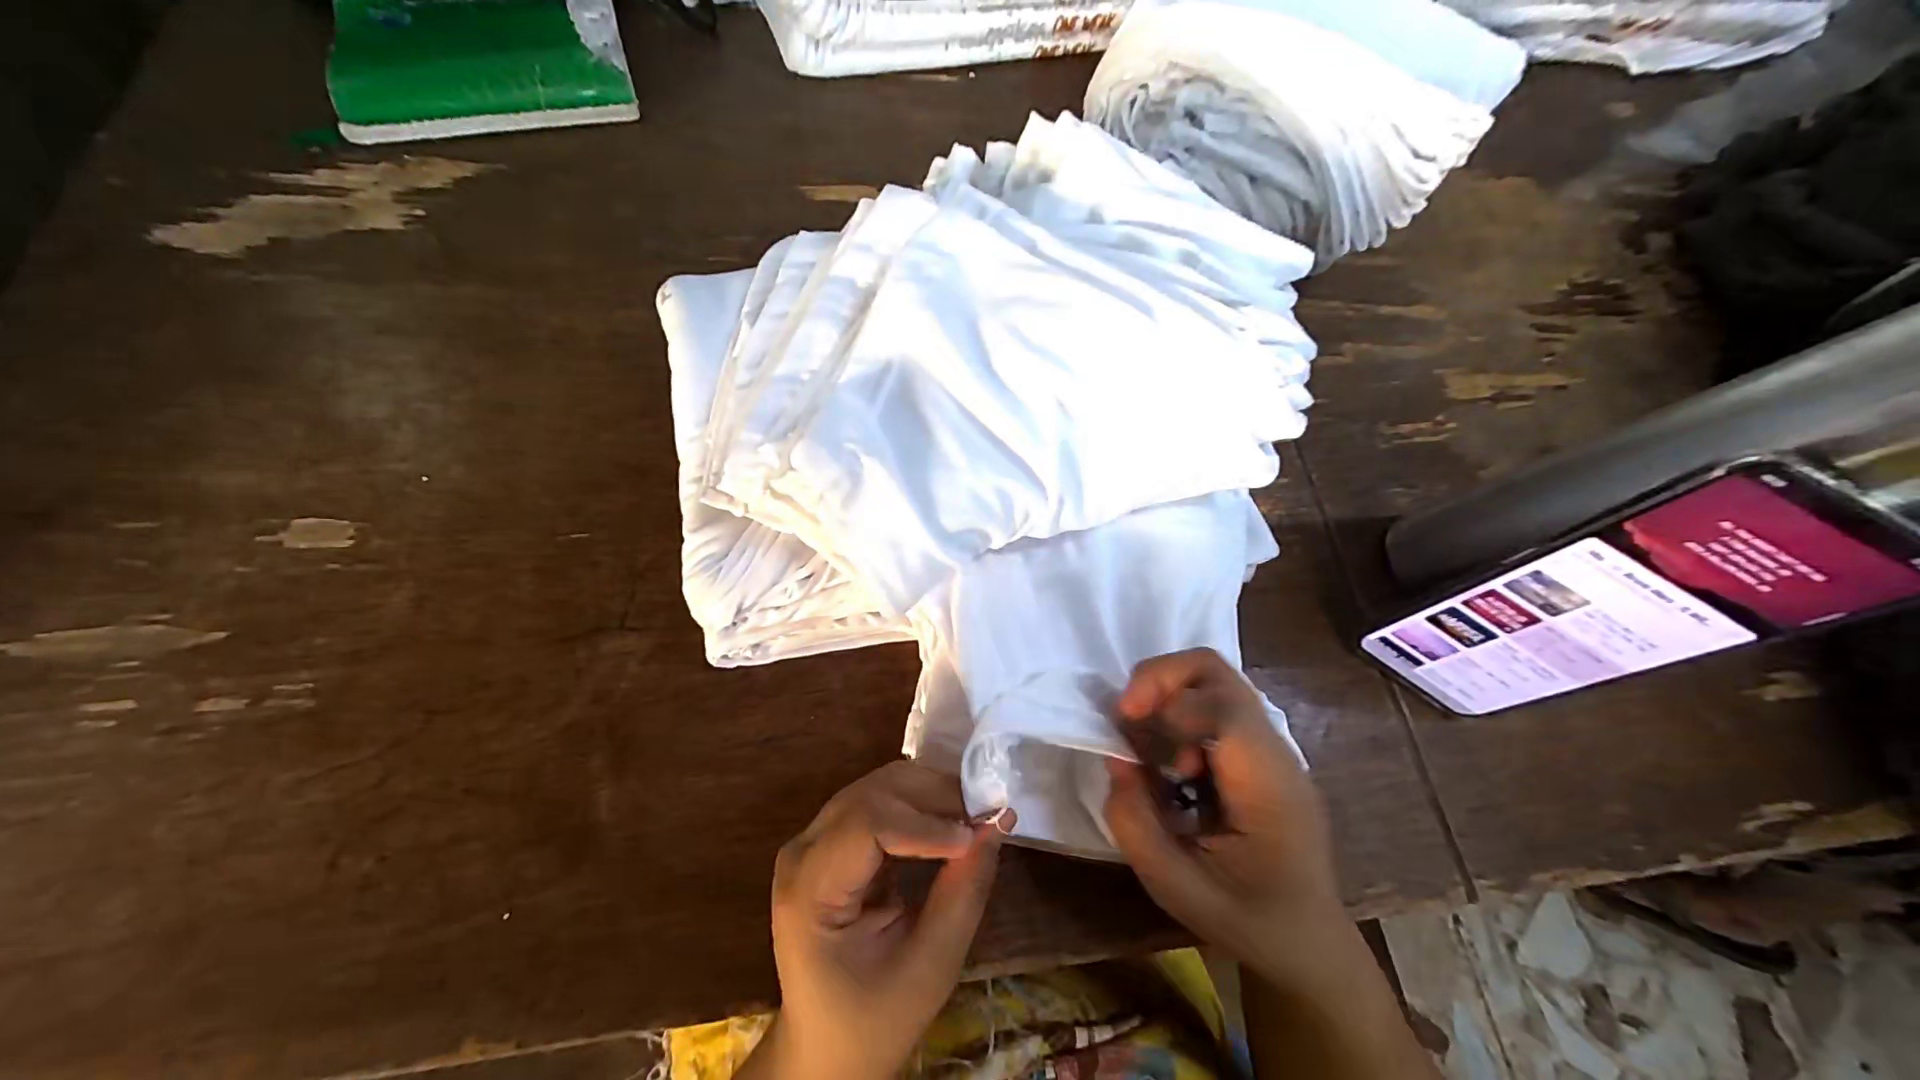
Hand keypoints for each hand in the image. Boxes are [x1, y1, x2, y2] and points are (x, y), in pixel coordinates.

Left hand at [743, 761, 1008, 1079]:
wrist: (824, 1046)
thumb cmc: (872, 1020)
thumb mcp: (929, 969)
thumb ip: (963, 895)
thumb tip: (996, 825)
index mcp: (808, 890)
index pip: (867, 823)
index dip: (926, 822)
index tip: (976, 836)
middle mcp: (802, 851)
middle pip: (871, 794)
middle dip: (933, 797)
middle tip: (986, 816)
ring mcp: (812, 841)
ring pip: (877, 787)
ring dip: (929, 794)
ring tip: (975, 817)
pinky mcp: (830, 841)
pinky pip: (878, 802)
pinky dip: (919, 803)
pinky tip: (951, 820)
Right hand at [1102, 648, 1344, 979]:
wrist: (1308, 945)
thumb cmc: (1247, 922)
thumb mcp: (1175, 887)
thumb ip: (1134, 821)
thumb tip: (1117, 758)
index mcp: (1267, 788)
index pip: (1224, 707)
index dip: (1166, 698)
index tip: (1123, 723)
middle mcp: (1275, 755)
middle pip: (1216, 672)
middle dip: (1159, 678)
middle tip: (1126, 715)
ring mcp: (1271, 750)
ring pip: (1213, 682)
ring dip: (1166, 698)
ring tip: (1145, 746)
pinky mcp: (1258, 755)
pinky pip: (1213, 709)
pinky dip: (1177, 717)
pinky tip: (1167, 764)